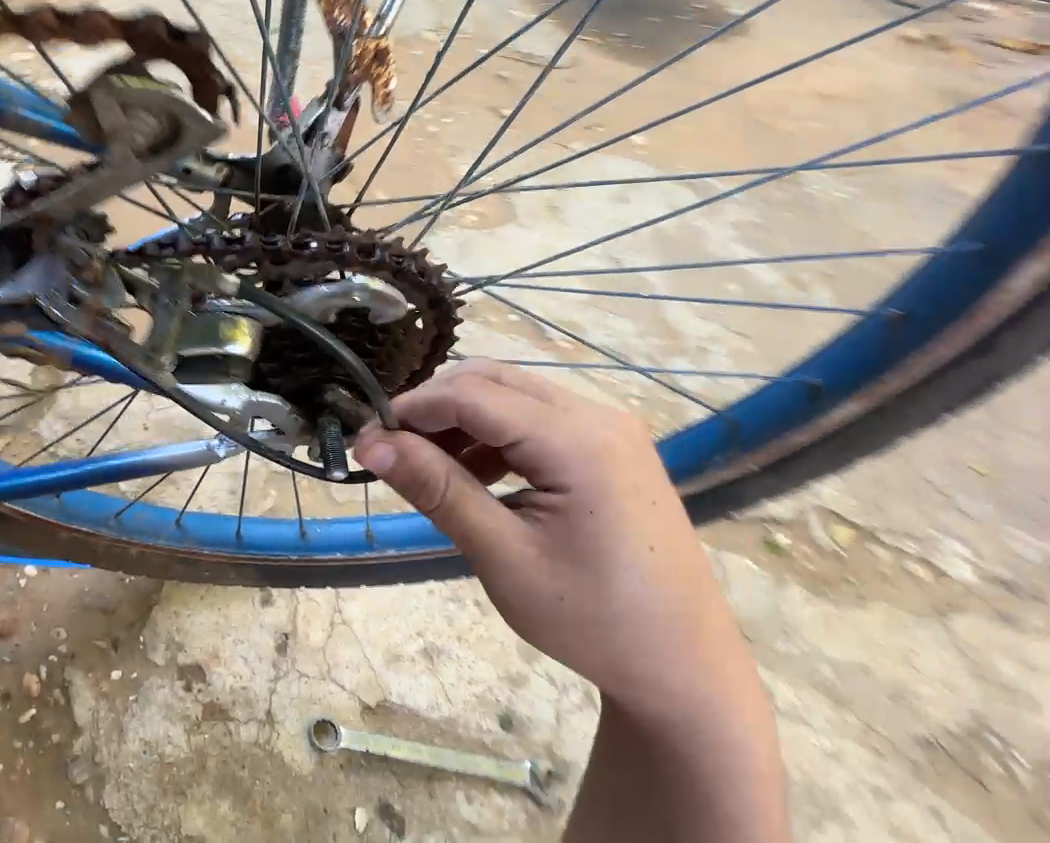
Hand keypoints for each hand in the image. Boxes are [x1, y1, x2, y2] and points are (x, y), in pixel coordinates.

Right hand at [352, 362, 757, 722]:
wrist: (684, 668)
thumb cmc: (592, 619)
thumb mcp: (502, 555)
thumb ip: (436, 489)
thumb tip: (370, 444)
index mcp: (578, 441)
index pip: (471, 395)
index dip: (410, 410)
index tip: (364, 441)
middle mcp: (598, 417)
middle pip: (492, 381)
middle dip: (433, 409)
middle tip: (391, 452)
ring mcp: (610, 431)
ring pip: (512, 396)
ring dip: (461, 421)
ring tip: (427, 470)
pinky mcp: (610, 450)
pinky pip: (537, 420)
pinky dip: (494, 437)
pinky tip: (475, 478)